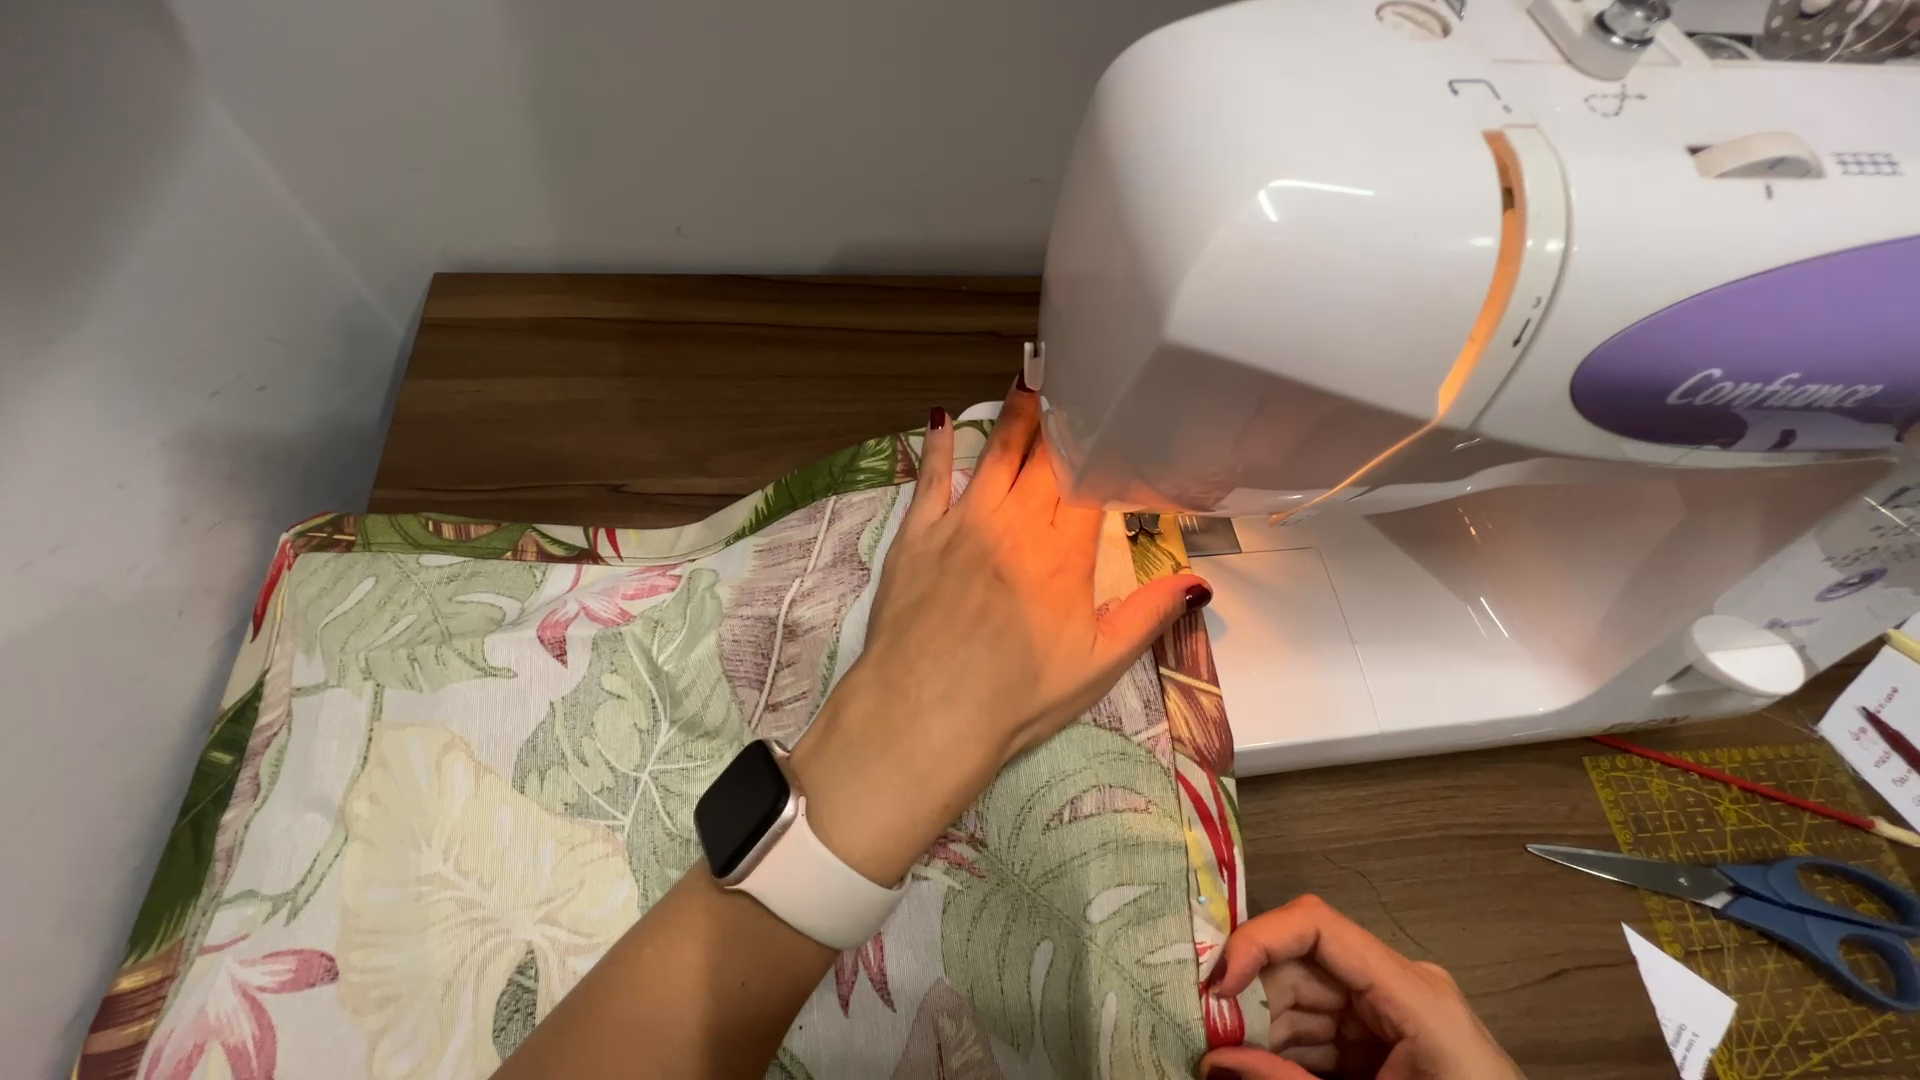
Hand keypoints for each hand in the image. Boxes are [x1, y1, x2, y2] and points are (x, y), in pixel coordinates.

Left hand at [789, 378, 1210, 884]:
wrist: (926, 713)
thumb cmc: (1015, 699)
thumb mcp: (1098, 667)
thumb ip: (1148, 617)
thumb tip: (1197, 582)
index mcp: (1064, 555)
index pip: (1090, 485)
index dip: (1103, 452)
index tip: (1115, 422)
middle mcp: (1016, 524)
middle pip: (1046, 461)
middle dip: (1064, 421)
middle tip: (1074, 379)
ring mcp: (963, 523)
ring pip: (995, 455)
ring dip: (1013, 417)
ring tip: (1028, 380)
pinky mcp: (917, 533)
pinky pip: (931, 477)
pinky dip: (938, 447)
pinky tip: (941, 418)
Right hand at [1198, 896, 1523, 1079]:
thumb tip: (1212, 1060)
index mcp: (1413, 993)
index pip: (1318, 925)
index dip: (1257, 941)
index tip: (1217, 985)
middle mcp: (1398, 987)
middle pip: (1301, 964)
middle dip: (1249, 997)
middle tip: (1208, 1033)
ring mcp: (1390, 1013)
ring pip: (1300, 998)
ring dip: (1260, 1029)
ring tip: (1228, 1061)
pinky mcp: (1383, 1040)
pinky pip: (1318, 1028)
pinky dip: (1285, 1050)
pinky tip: (1261, 1068)